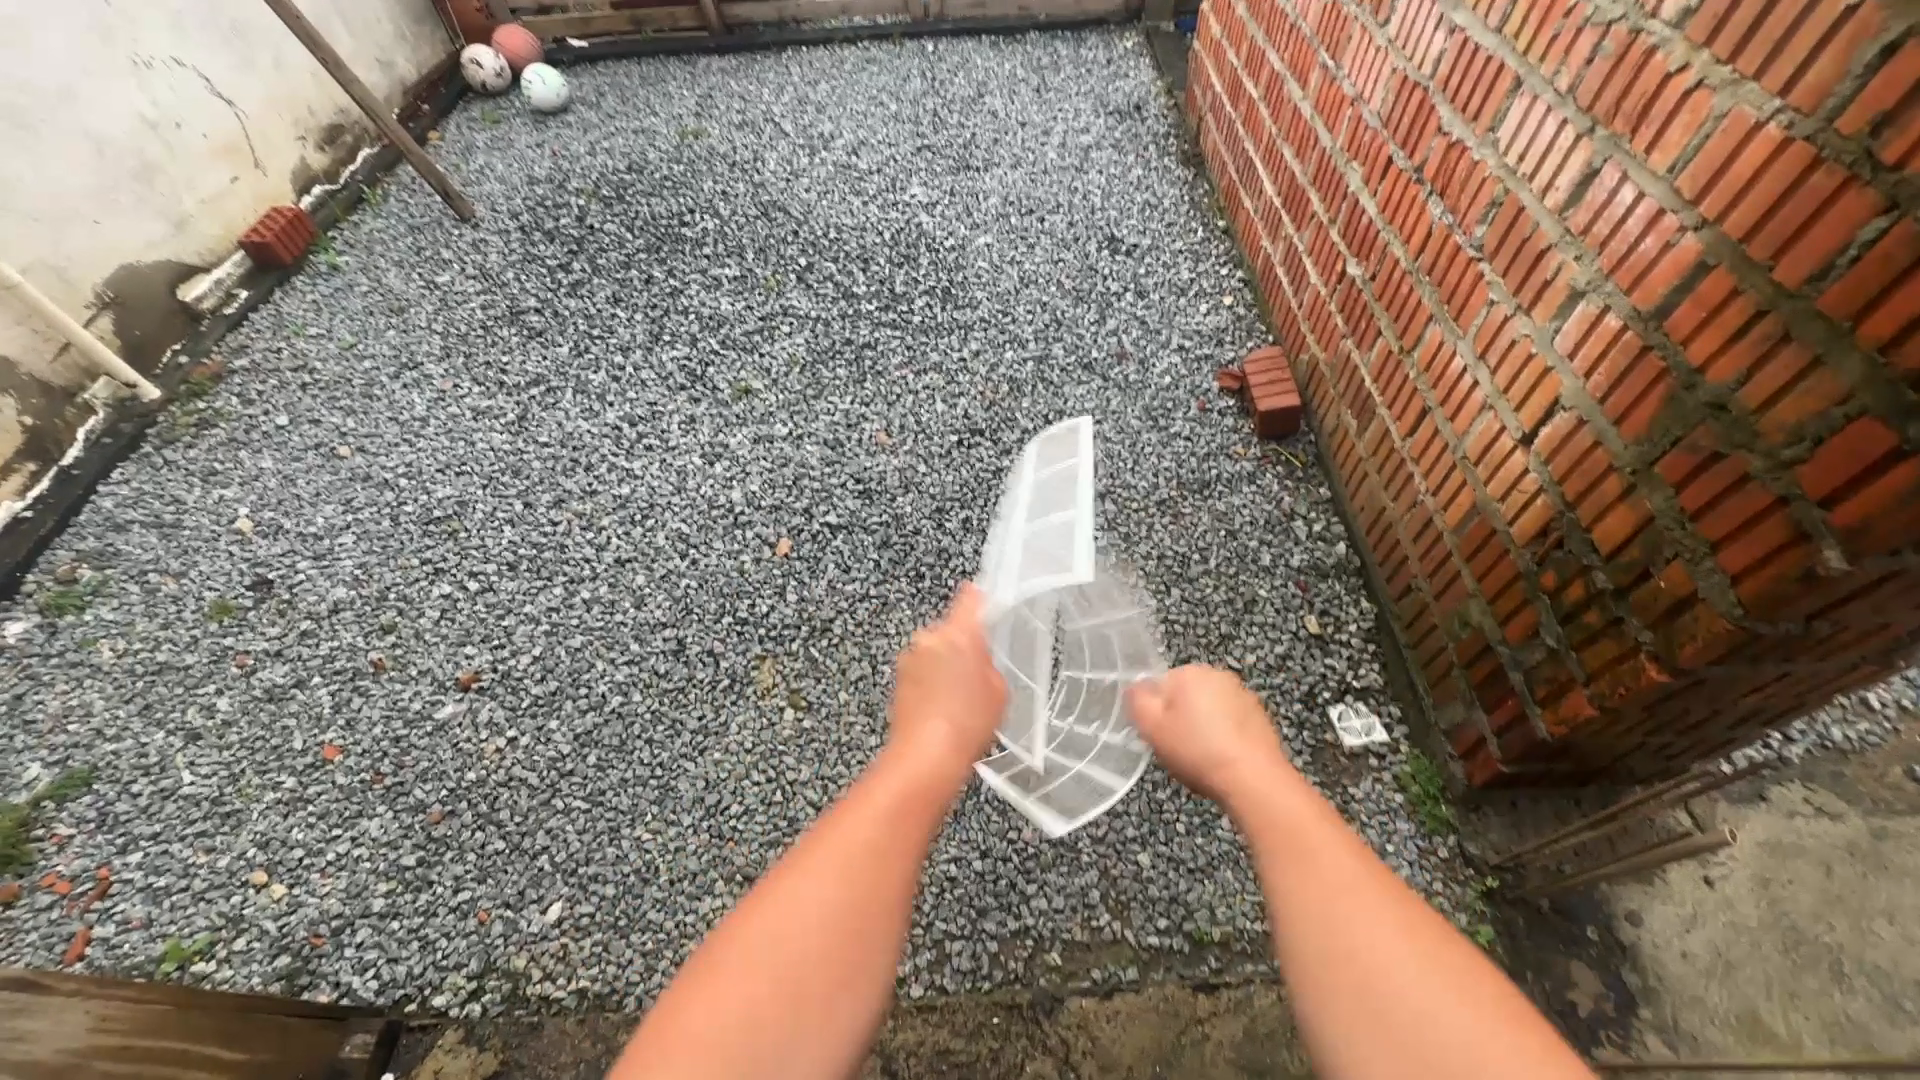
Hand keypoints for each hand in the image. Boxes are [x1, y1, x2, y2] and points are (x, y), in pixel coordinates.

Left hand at [885, 583, 1007, 786]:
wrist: (926, 755)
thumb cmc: (968, 723)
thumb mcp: (998, 690)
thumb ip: (987, 663)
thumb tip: (978, 658)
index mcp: (959, 633)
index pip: (969, 600)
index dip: (978, 597)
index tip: (982, 594)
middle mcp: (930, 638)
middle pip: (950, 629)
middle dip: (962, 644)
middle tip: (978, 671)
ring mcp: (910, 658)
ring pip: (934, 650)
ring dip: (944, 664)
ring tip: (960, 696)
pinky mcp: (899, 679)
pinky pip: (922, 670)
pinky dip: (931, 680)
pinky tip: (944, 706)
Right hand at [1127, 664, 1294, 806]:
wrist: (1253, 779)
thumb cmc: (1198, 752)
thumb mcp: (1151, 728)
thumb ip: (1137, 700)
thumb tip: (1135, 688)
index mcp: (1189, 672)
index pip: (1158, 687)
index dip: (1154, 714)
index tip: (1159, 737)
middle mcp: (1218, 675)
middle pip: (1184, 697)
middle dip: (1179, 720)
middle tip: (1177, 750)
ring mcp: (1242, 695)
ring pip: (1208, 710)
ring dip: (1202, 729)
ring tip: (1202, 759)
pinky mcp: (1260, 716)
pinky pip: (1230, 723)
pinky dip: (1223, 737)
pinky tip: (1222, 760)